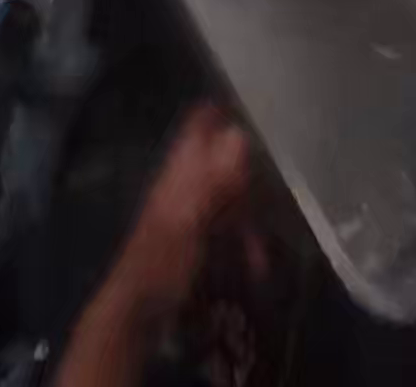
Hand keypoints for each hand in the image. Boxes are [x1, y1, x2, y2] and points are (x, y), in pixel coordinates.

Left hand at [109, 104, 250, 317]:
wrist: (138, 309)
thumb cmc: (162, 259)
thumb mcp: (190, 218)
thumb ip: (213, 177)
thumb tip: (240, 133)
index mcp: (180, 170)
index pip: (197, 124)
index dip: (219, 110)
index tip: (252, 106)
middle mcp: (185, 181)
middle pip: (220, 158)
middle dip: (248, 173)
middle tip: (277, 186)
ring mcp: (190, 209)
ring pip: (228, 195)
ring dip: (250, 218)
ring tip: (263, 252)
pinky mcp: (196, 237)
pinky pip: (227, 227)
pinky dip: (243, 242)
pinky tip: (257, 268)